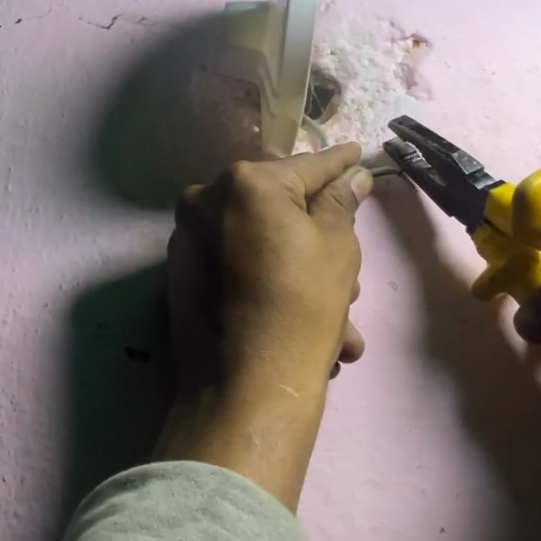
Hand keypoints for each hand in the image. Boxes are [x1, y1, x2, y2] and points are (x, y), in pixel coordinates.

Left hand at [154, 143, 373, 510]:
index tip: (357, 154)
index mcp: (244, 182)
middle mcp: (205, 200)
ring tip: (340, 321)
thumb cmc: (301, 304)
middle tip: (353, 275)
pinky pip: (238, 267)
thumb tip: (352, 175)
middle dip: (321, 240)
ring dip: (302, 275)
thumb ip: (341, 201)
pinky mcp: (183, 274)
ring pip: (261, 244)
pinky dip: (270, 284)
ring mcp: (189, 238)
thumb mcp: (337, 246)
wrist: (244, 386)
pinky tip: (311, 327)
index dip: (340, 163)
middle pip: (279, 209)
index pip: (307, 166)